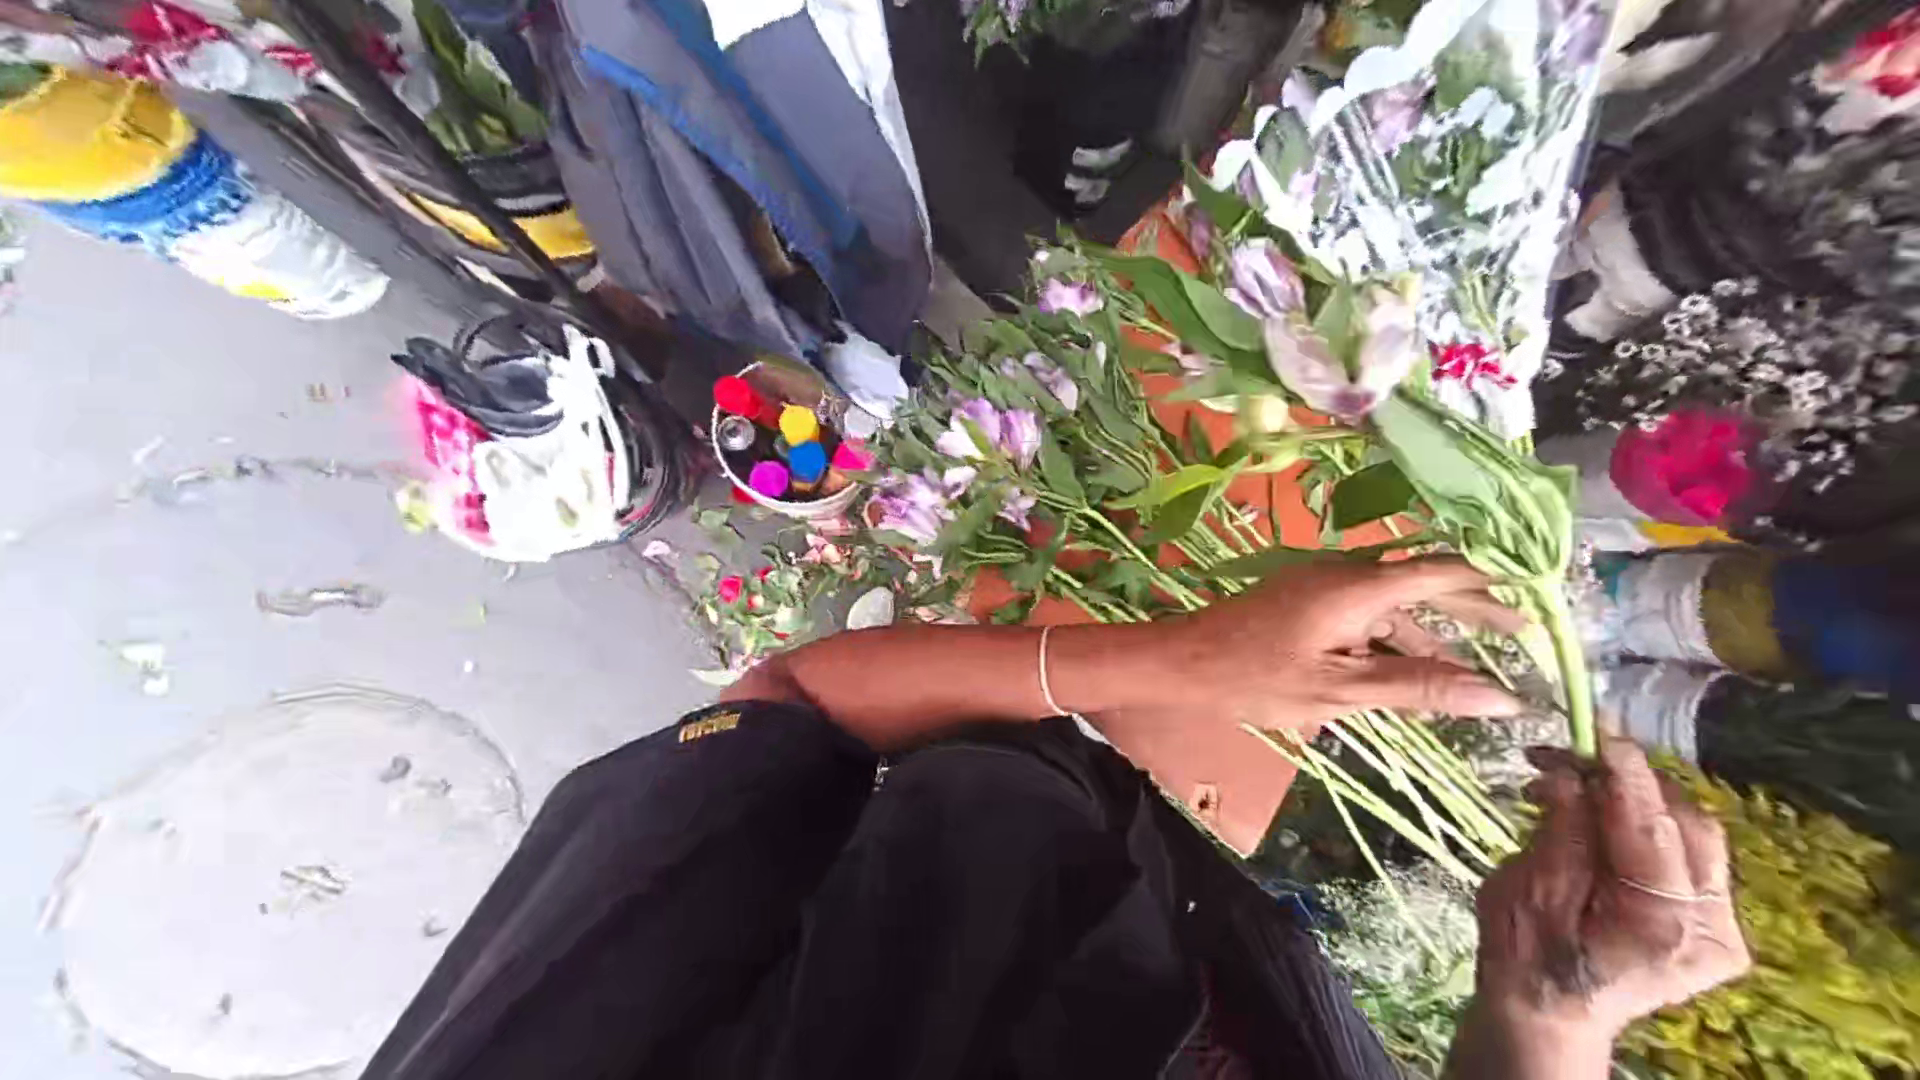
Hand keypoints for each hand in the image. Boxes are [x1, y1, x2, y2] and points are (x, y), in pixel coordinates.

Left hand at [1153, 555, 1525, 734]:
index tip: (1540, 601)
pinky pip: (1358, 612)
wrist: (1184, 661)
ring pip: (1387, 604)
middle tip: (1522, 638)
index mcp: (1357, 588)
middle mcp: (1341, 575)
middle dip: (1469, 611)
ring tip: (1465, 674)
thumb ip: (1417, 687)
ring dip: (1424, 635)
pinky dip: (1385, 638)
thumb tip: (1503, 697)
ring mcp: (1317, 585)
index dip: (1495, 584)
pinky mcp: (1300, 600)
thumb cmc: (1255, 677)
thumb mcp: (1340, 690)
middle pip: (1420, 585)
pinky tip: (1400, 671)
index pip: (1443, 572)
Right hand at [1473, 737, 1751, 1043]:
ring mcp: (1716, 923)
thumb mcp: (1529, 888)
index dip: (1627, 779)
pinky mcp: (1701, 914)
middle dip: (1628, 781)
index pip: (1654, 833)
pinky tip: (1583, 807)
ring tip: (1561, 776)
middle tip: (1563, 753)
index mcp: (1665, 926)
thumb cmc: (1525, 951)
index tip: (1598, 733)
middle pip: (1688, 828)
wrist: (1545, 1006)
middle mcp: (1712, 925)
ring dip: (1627, 795)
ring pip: (1688, 833)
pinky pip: (1676, 848)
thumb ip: (1560, 833)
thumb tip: (1567, 774)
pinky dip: (1631, 817)